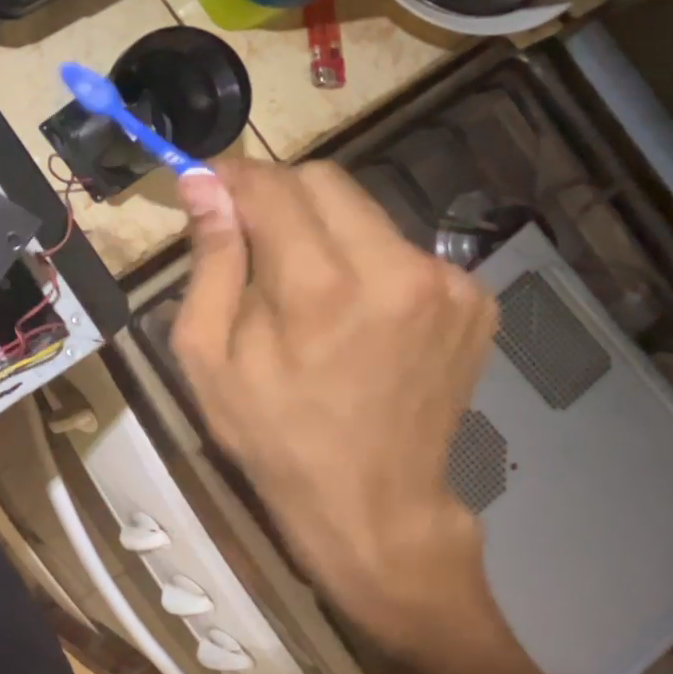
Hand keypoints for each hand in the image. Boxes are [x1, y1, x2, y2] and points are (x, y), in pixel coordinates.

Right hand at [172, 161, 498, 655]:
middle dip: (272, 193)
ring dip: (314, 226)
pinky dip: (355, 257)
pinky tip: (339, 307)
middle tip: (235, 231)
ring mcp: (448, 283)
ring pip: (363, 211)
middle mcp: (397, 269)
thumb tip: (202, 188)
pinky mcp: (473, 298)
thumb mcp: (206, 353)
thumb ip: (211, 263)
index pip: (274, 188)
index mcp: (322, 288)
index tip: (199, 182)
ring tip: (287, 283)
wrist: (370, 498)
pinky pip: (397, 247)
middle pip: (325, 181)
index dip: (229, 175)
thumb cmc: (268, 430)